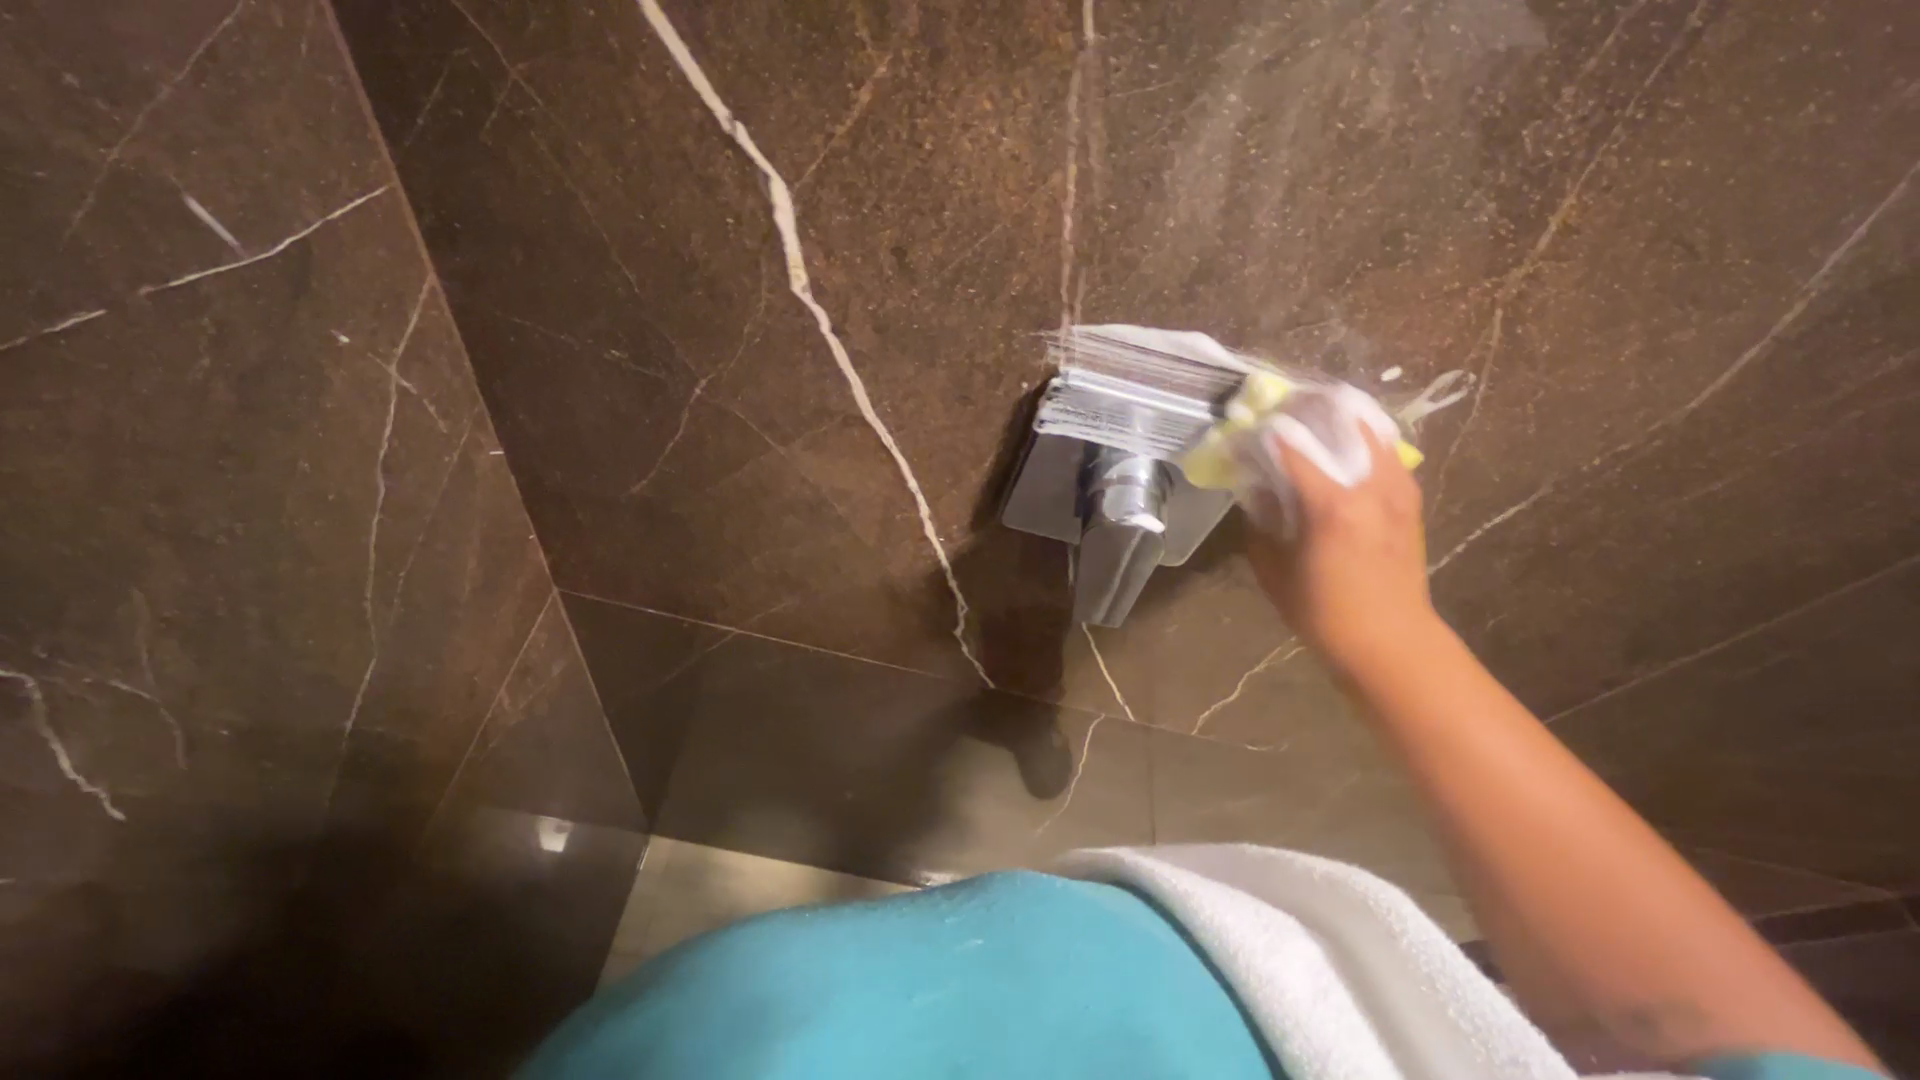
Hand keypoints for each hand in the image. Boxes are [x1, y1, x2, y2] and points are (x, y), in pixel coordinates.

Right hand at [1245, 420, 1440, 675]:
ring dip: (1338, 416)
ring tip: (1314, 415)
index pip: (1288, 446)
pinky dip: (1365, 438)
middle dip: (1301, 412)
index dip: (1259, 434)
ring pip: (1368, 428)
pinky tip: (1347, 445)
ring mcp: (1395, 488)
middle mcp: (1367, 485)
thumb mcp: (1274, 570)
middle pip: (1333, 423)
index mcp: (1329, 503)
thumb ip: (1261, 523)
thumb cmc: (1323, 612)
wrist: (1389, 640)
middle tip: (1277, 410)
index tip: (1240, 434)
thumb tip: (1256, 489)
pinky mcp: (1409, 498)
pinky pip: (1386, 451)